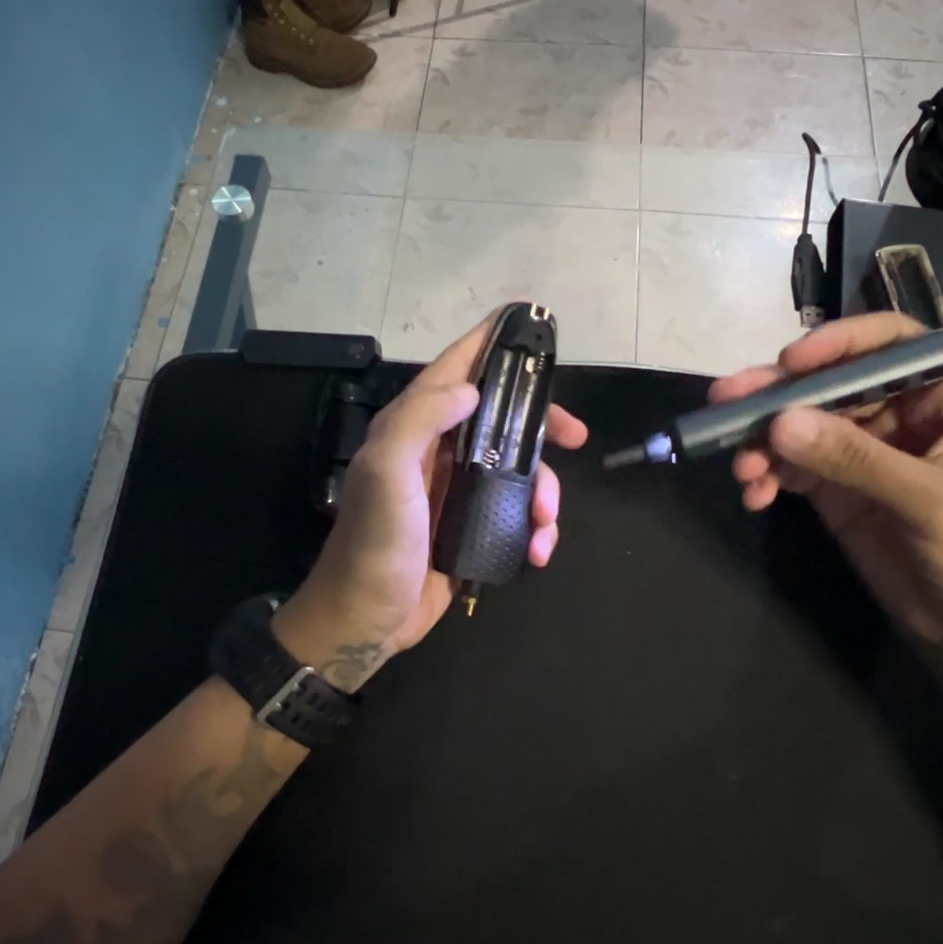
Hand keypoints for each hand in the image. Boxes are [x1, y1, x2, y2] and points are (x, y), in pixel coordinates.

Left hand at [273, 310, 588, 691]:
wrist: (365, 620)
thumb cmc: (375, 545)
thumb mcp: (387, 472)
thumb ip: (421, 419)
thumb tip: (471, 390)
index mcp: (412, 429)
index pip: (455, 370)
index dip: (490, 343)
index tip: (530, 323)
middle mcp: (436, 452)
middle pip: (501, 417)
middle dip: (542, 424)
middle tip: (577, 436)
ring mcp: (455, 491)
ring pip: (518, 470)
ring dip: (544, 492)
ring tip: (547, 524)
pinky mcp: (470, 528)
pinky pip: (515, 514)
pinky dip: (535, 529)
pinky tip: (537, 552)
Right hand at [713, 313, 942, 660]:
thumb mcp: (930, 501)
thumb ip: (854, 460)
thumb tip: (778, 423)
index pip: (891, 346)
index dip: (837, 345)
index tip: (787, 363)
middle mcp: (905, 413)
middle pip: (831, 385)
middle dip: (777, 396)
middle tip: (723, 402)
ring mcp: (867, 454)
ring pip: (803, 427)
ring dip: (764, 443)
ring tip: (741, 468)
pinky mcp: (839, 492)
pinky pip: (792, 469)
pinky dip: (768, 477)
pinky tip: (754, 495)